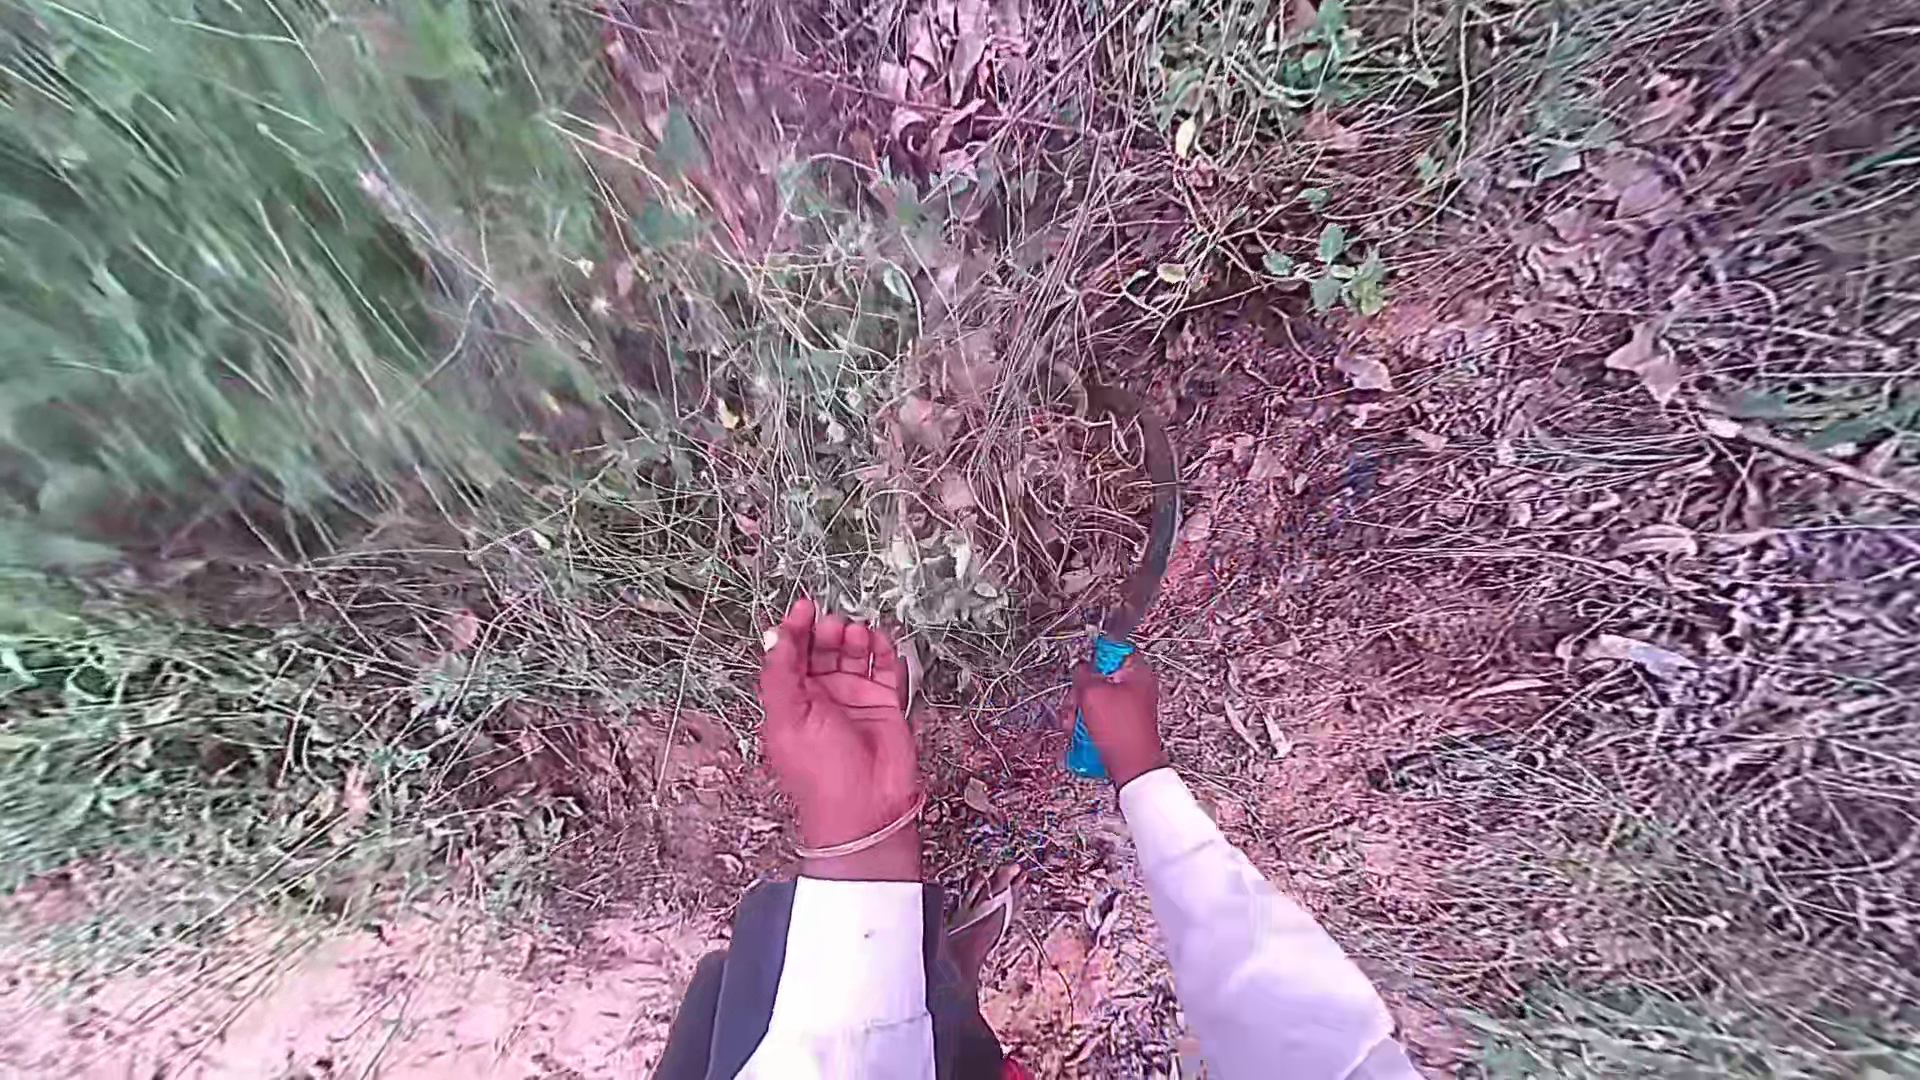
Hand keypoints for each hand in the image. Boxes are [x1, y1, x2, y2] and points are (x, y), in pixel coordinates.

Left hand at [758, 595, 921, 880]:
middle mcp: (823, 695)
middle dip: (827, 631)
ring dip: (854, 638)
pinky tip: (879, 641)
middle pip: (823, 649)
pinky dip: (883, 650)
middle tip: (834, 625)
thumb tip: (773, 634)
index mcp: (793, 700)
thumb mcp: (787, 719)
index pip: (792, 654)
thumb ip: (779, 673)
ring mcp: (855, 697)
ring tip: (855, 634)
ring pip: (854, 654)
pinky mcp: (884, 702)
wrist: (866, 807)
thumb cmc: (820, 770)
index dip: (796, 629)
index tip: (804, 607)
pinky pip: (884, 667)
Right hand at [1070, 653, 1166, 788]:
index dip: (1094, 657)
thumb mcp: (1093, 693)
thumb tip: (1080, 666)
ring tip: (1076, 722)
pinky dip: (1087, 722)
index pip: (1114, 649)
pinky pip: (1099, 715)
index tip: (1084, 667)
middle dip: (1081, 691)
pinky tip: (1081, 733)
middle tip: (1077, 702)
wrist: (1131, 769)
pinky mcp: (1122, 724)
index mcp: (1138, 672)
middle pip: (1099, 677)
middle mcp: (1137, 687)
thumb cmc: (1122, 732)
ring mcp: (1130, 706)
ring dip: (1080, 709)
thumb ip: (1083, 673)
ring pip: (1095, 697)